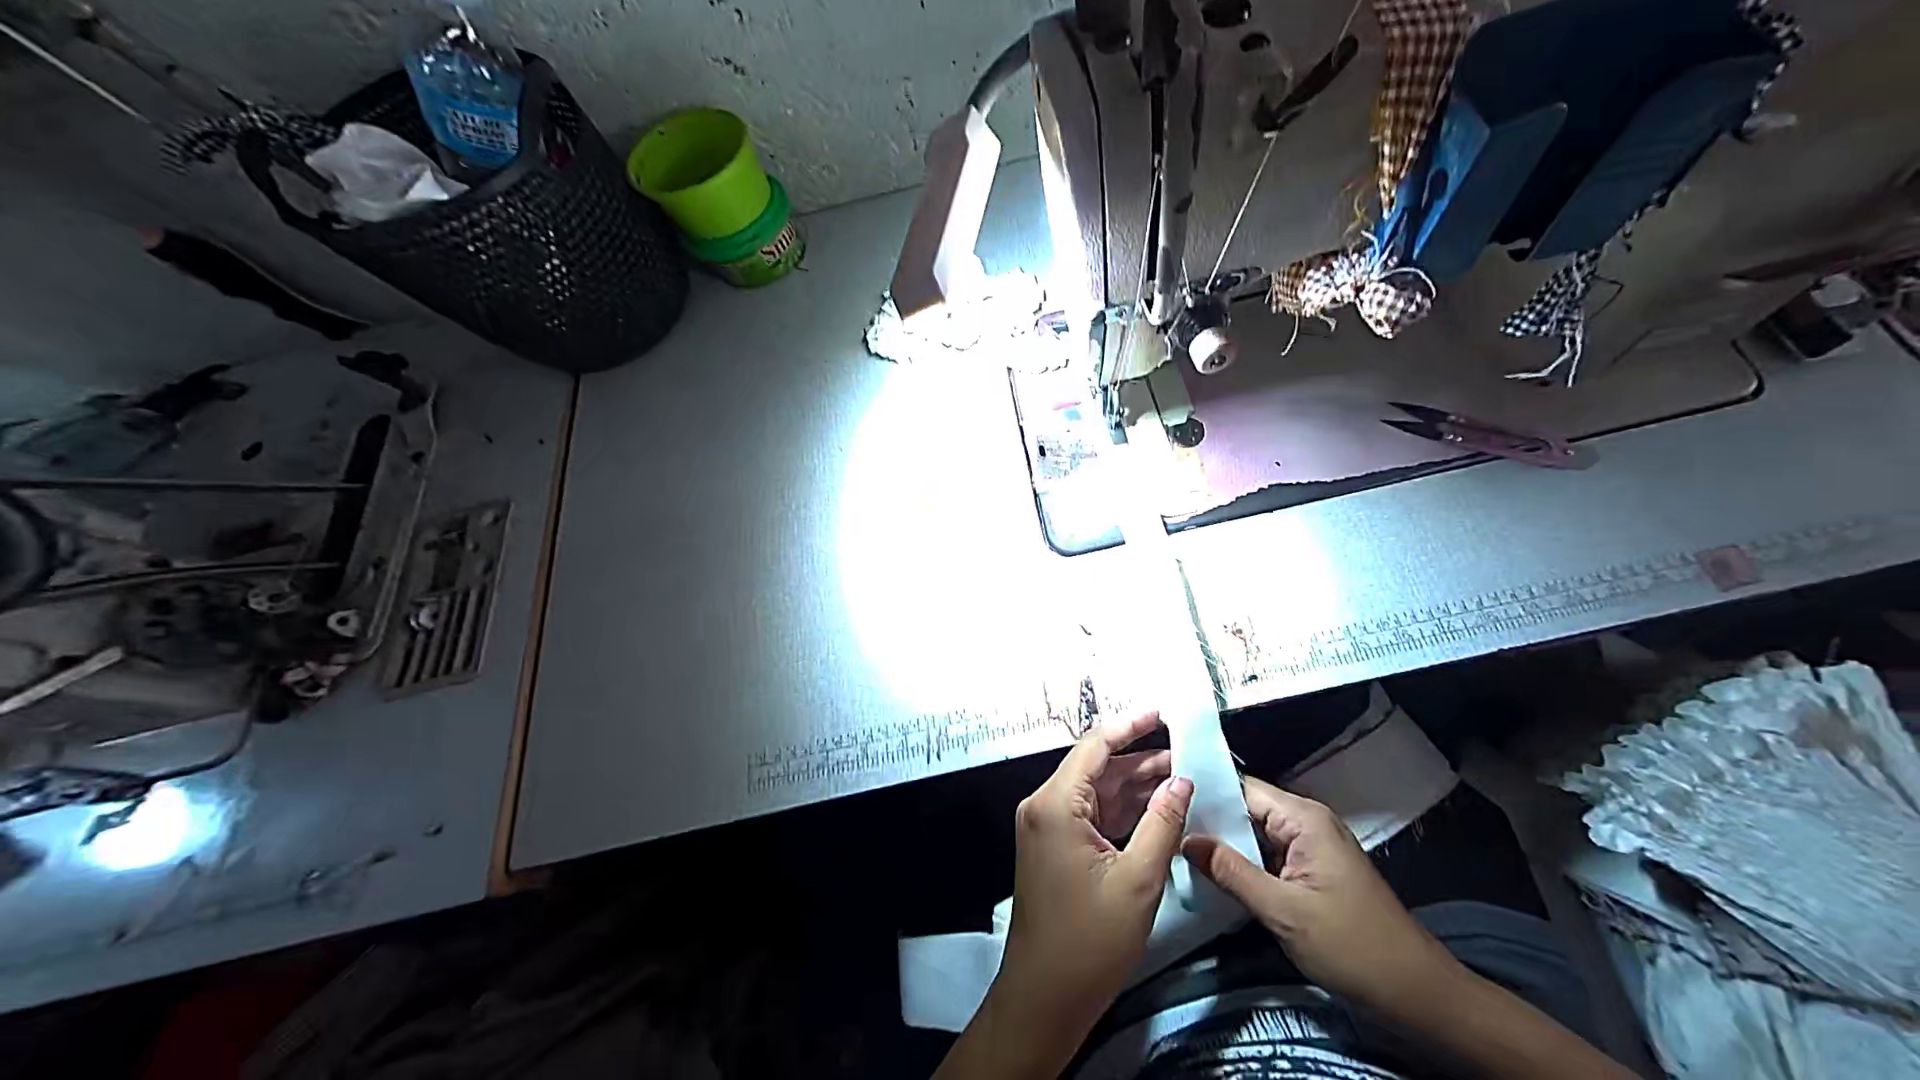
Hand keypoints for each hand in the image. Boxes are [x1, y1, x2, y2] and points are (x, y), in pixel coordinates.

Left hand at [995, 712, 1194, 1036]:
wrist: (1045, 995)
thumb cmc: (1089, 940)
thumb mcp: (1138, 880)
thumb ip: (1162, 823)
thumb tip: (1181, 781)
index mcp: (1055, 804)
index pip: (1094, 747)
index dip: (1129, 726)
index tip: (1160, 713)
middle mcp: (1044, 806)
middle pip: (1096, 768)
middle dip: (1140, 759)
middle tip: (1183, 753)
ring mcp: (1046, 827)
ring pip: (1095, 792)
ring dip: (1134, 785)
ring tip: (1178, 778)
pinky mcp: (1054, 846)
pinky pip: (1090, 814)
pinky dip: (1121, 810)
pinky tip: (1155, 809)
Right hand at [1181, 776, 1460, 1017]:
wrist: (1417, 995)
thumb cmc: (1352, 946)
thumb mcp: (1283, 911)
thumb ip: (1230, 871)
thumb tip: (1183, 838)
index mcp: (1303, 819)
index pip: (1240, 788)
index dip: (1202, 792)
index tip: (1163, 798)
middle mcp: (1306, 823)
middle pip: (1244, 808)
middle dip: (1207, 819)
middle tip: (1162, 826)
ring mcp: (1310, 847)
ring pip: (1253, 833)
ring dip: (1223, 843)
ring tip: (1176, 845)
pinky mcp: (1310, 870)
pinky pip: (1266, 854)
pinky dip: (1241, 862)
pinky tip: (1211, 872)